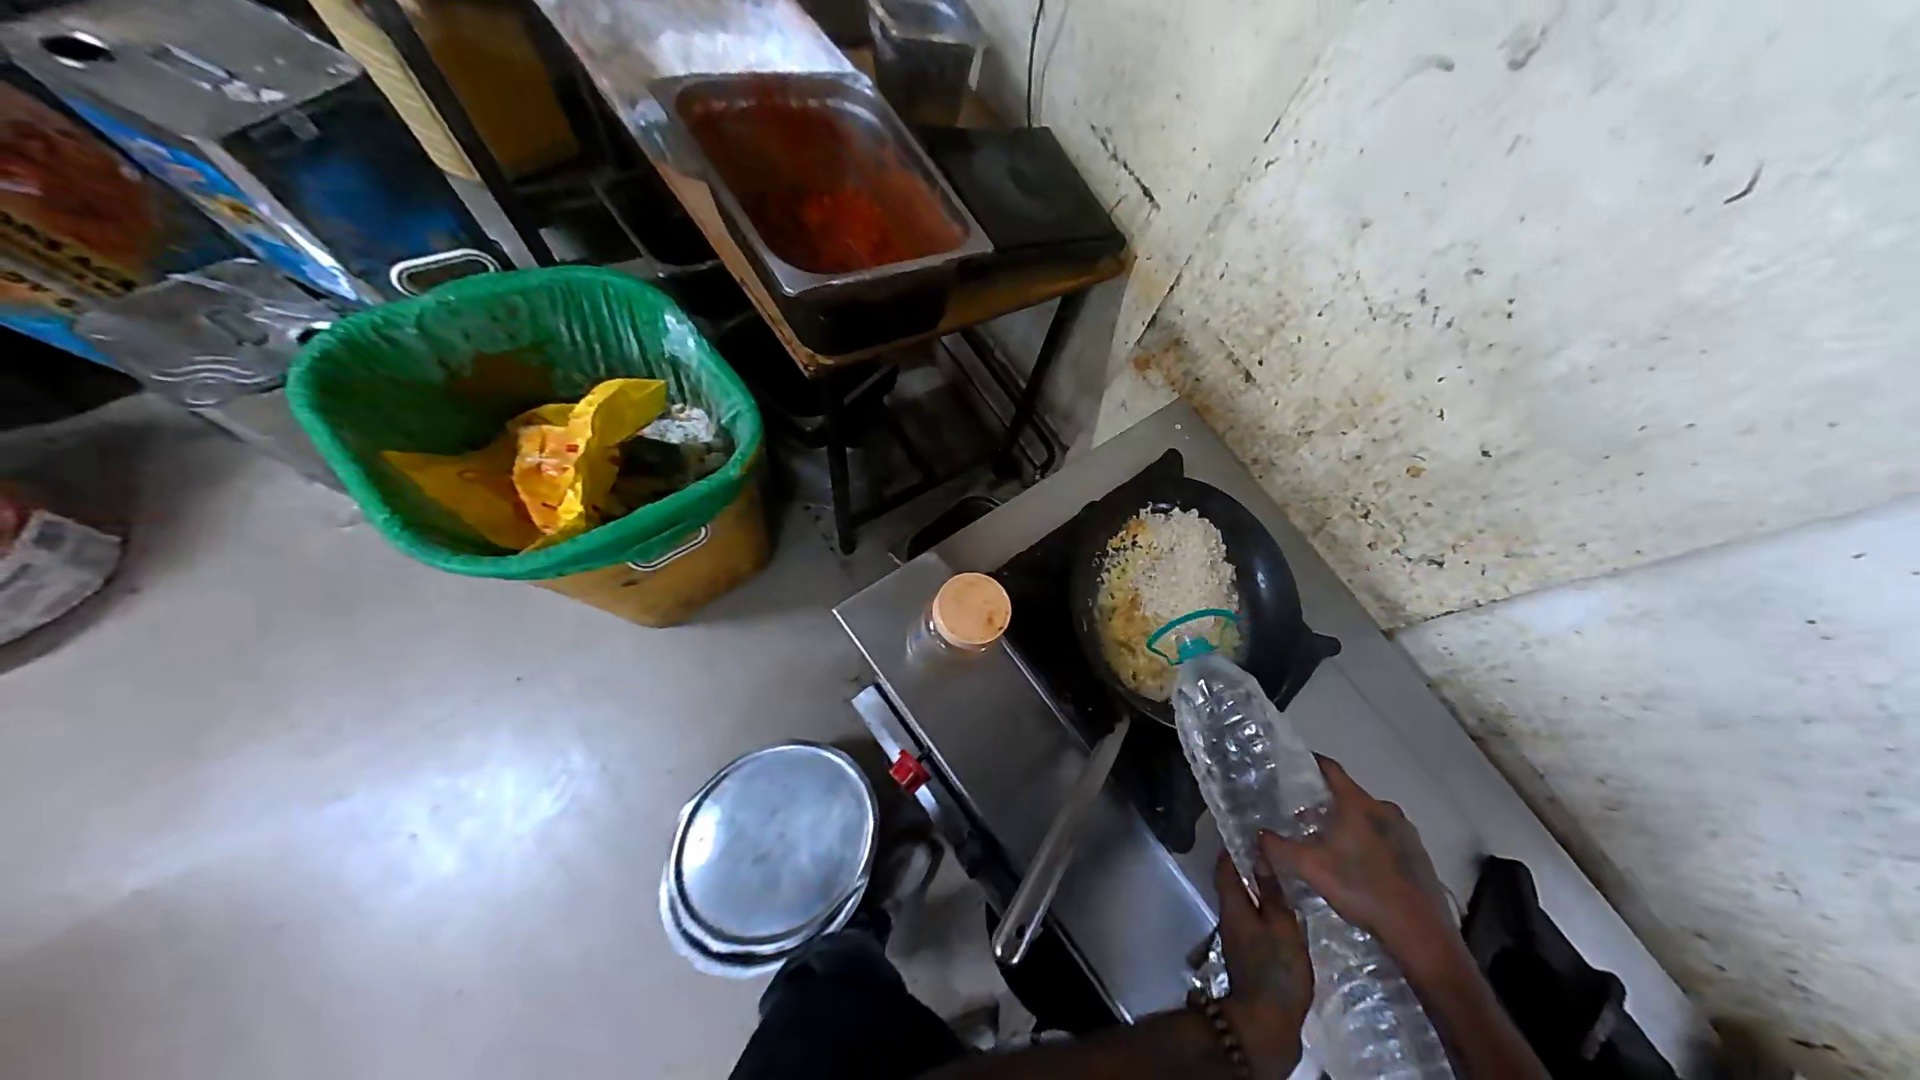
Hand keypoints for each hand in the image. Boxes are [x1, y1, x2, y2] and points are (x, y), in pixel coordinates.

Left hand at [1214, 851, 1312, 1075]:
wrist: (1266, 1022)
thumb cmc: (1276, 968)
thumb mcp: (1281, 925)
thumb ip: (1271, 891)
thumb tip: (1258, 853)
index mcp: (1232, 906)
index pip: (1224, 868)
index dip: (1232, 850)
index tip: (1244, 834)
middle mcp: (1228, 918)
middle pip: (1232, 886)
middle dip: (1245, 869)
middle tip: (1268, 856)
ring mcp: (1236, 939)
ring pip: (1243, 905)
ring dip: (1256, 892)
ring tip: (1280, 882)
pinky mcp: (1248, 956)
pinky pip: (1252, 923)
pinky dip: (1263, 912)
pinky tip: (1282, 916)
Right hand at [1258, 756, 1459, 972]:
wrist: (1421, 935)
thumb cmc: (1363, 890)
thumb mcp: (1310, 868)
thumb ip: (1277, 847)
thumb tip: (1258, 834)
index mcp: (1359, 804)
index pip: (1330, 769)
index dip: (1309, 763)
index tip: (1291, 767)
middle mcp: (1384, 810)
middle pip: (1346, 795)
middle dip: (1322, 803)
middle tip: (1300, 817)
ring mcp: (1405, 833)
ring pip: (1366, 817)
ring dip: (1345, 824)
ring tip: (1324, 844)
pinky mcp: (1417, 855)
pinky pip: (1383, 837)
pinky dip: (1365, 842)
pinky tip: (1354, 866)